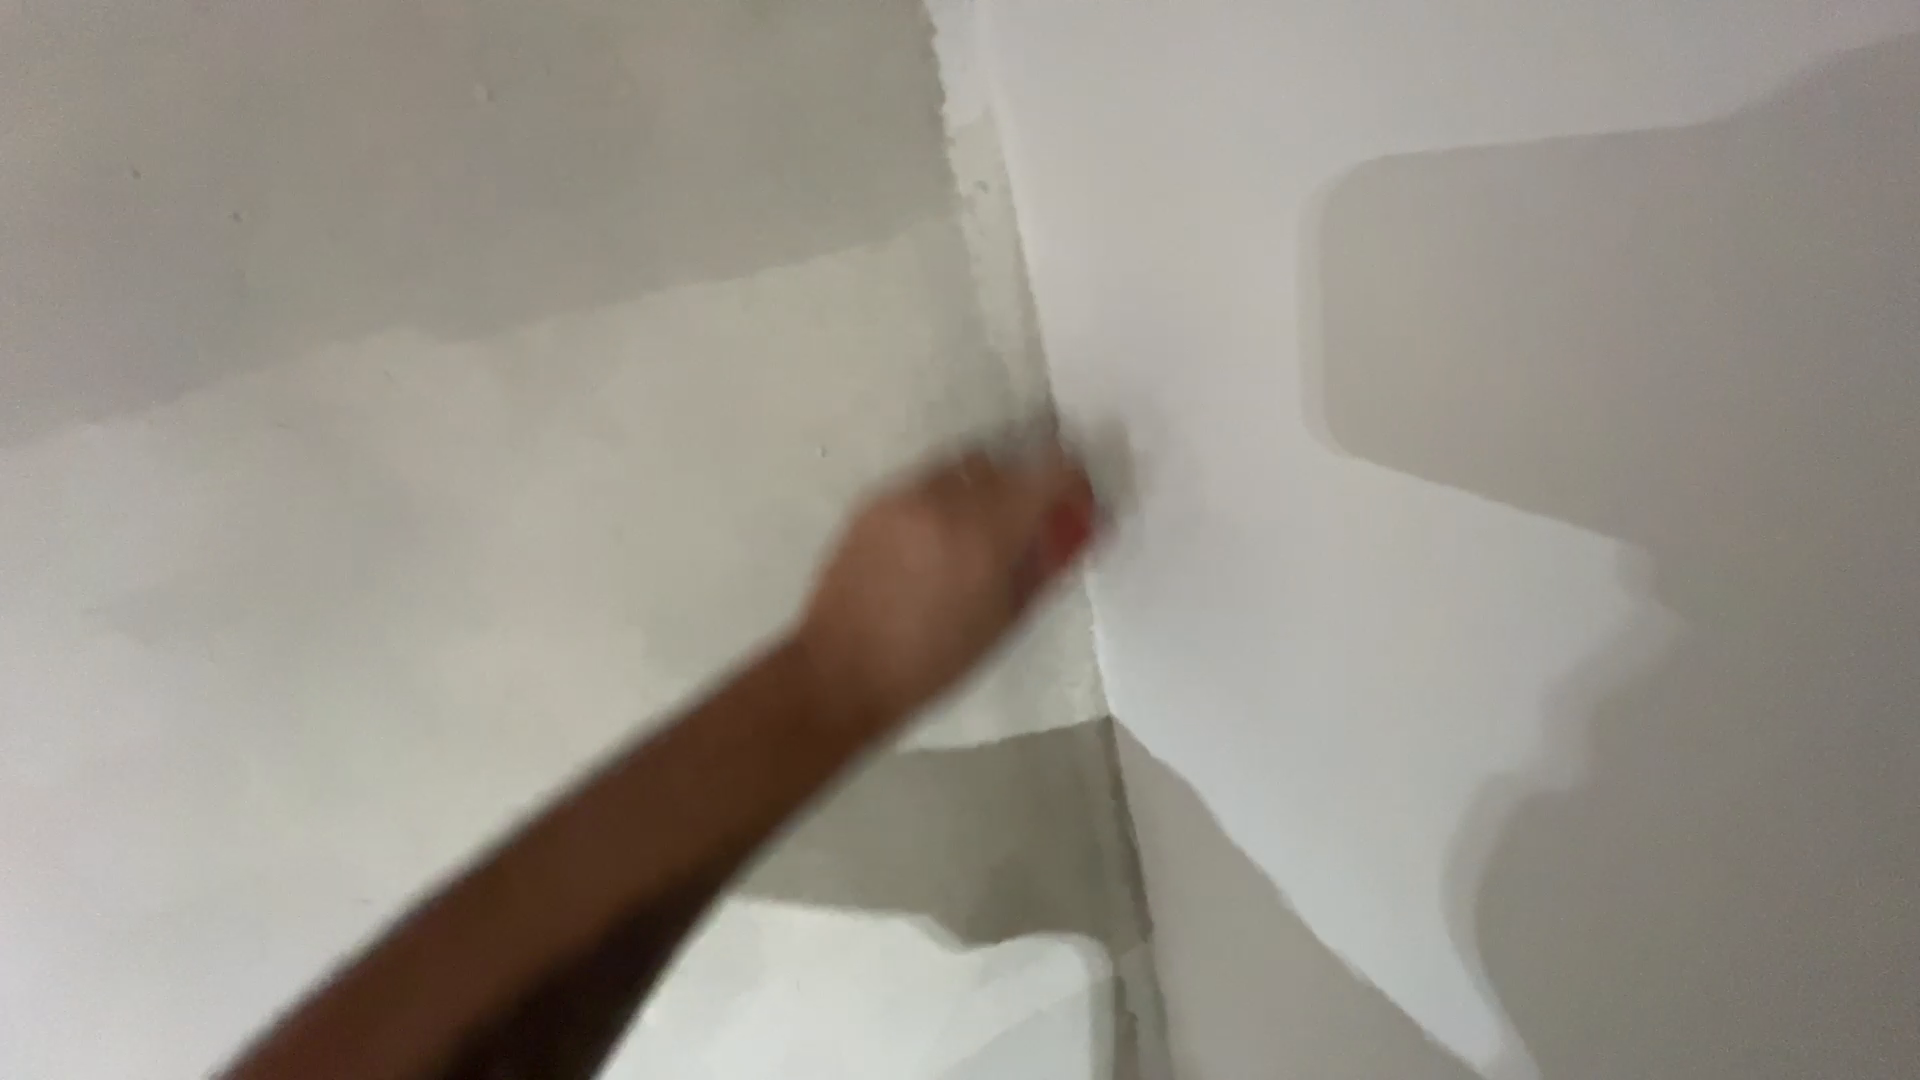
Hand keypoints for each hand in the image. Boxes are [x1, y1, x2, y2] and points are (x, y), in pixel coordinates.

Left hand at [797, 441, 1098, 730]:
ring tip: (982, 530)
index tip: (1077, 500)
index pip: (1049, 472)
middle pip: (1007, 462)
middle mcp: (944, 499)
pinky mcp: (873, 501)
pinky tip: (941, 537)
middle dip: (1027, 484)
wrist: (841, 670)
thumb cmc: (932, 662)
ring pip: (965, 466)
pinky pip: (927, 480)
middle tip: (1030, 520)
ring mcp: (903, 495)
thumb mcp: (1004, 621)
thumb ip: (1046, 566)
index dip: (1073, 480)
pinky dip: (948, 496)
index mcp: (984, 533)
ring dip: (986, 486)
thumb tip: (1079, 529)